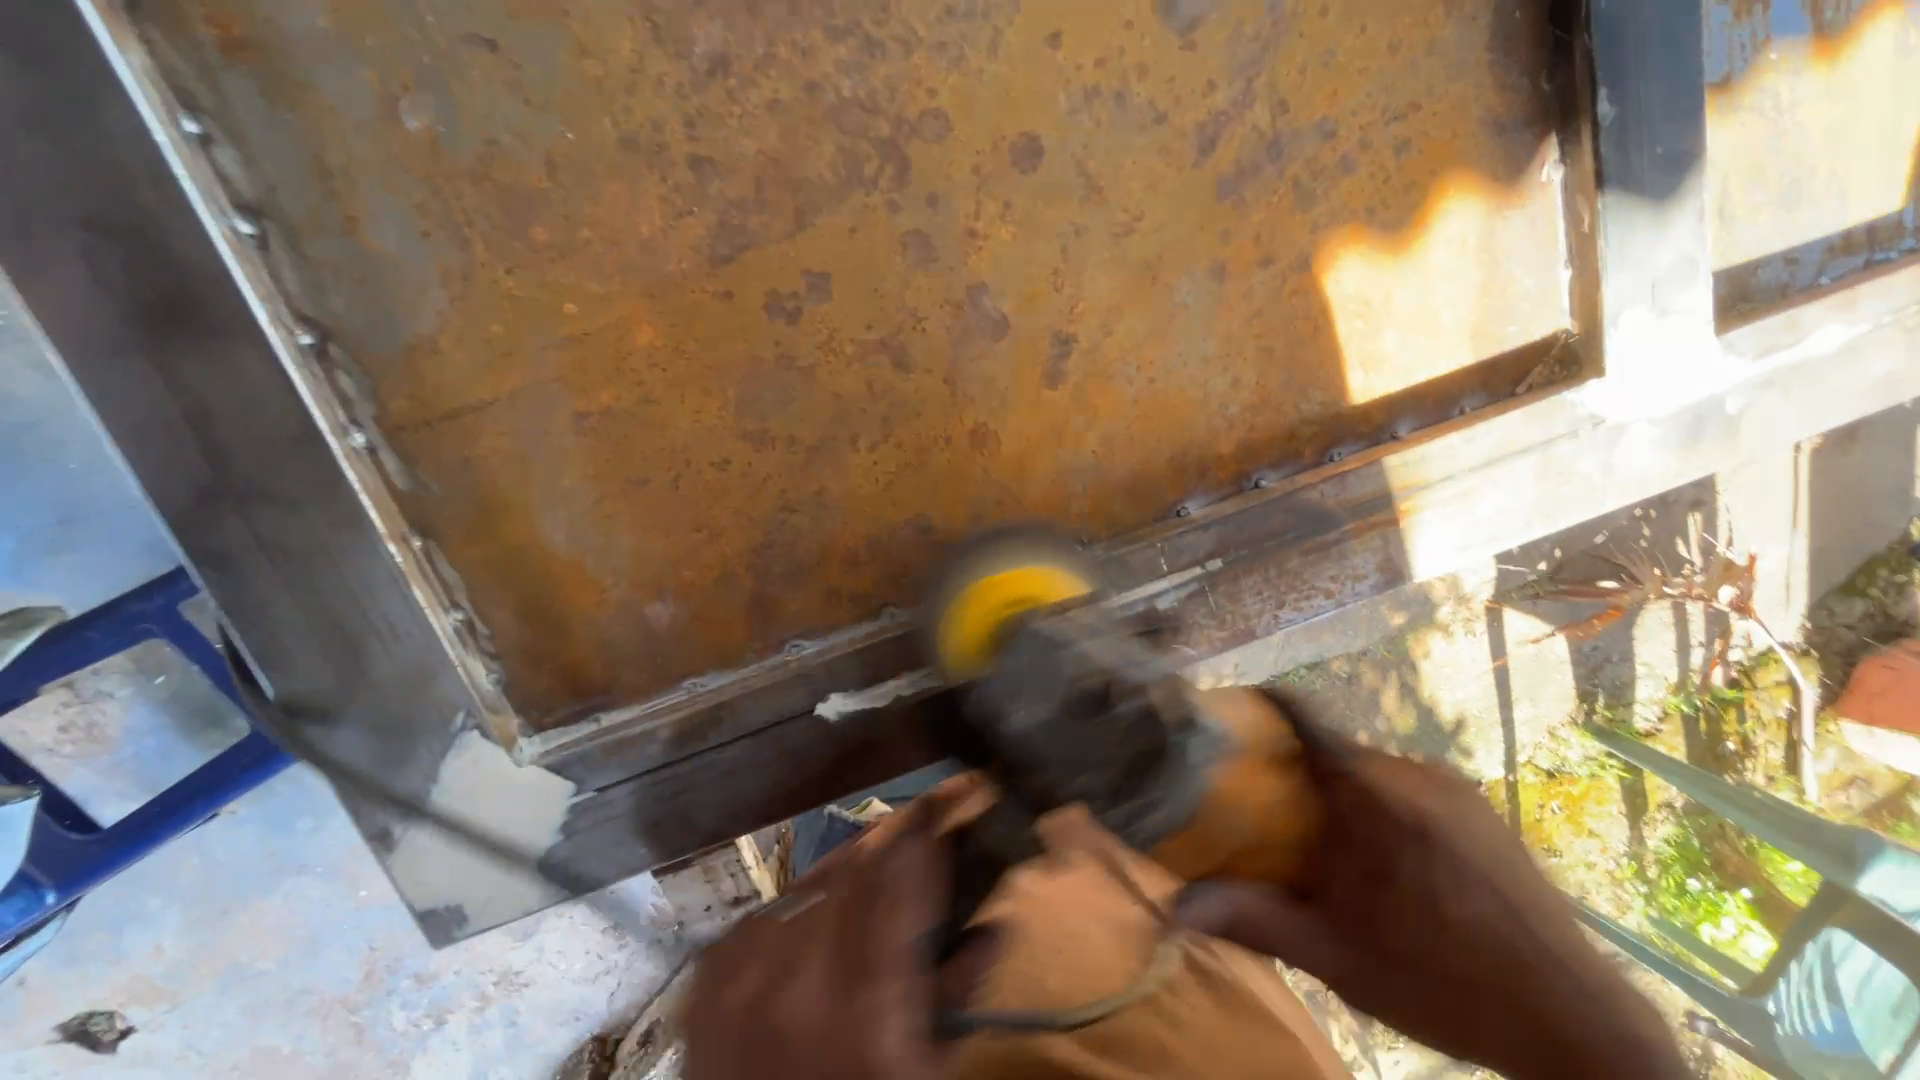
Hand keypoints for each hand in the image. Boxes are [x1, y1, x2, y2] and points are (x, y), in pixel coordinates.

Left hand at [685, 801, 994, 1079]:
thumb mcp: (925, 1067)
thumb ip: (959, 988)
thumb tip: (995, 923)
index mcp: (868, 1010)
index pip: (900, 877)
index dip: (925, 827)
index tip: (943, 801)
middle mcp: (799, 982)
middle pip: (853, 867)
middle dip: (889, 842)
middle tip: (914, 825)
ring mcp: (743, 976)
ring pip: (808, 881)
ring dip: (844, 870)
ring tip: (867, 872)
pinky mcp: (706, 978)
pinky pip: (765, 909)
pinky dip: (796, 903)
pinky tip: (812, 920)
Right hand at [1174, 700, 1688, 1079]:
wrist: (1577, 1023)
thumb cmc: (1444, 985)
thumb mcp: (1337, 960)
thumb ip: (1254, 921)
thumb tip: (1175, 907)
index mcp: (1375, 795)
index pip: (1301, 718)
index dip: (1256, 710)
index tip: (1221, 725)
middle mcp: (1414, 773)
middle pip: (1330, 750)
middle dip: (1289, 775)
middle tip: (1259, 819)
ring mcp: (1454, 789)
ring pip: (1368, 771)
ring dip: (1334, 796)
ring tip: (1318, 850)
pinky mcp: (1480, 810)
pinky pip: (1404, 789)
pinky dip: (1373, 808)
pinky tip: (1379, 865)